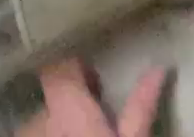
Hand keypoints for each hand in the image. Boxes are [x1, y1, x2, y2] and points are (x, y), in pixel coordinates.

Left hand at [17, 60, 166, 136]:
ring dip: (53, 134)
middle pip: (50, 104)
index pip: (56, 69)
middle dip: (69, 110)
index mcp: (67, 113)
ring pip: (36, 130)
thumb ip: (141, 108)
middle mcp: (35, 125)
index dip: (70, 64)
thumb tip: (159, 68)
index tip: (89, 70)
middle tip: (93, 123)